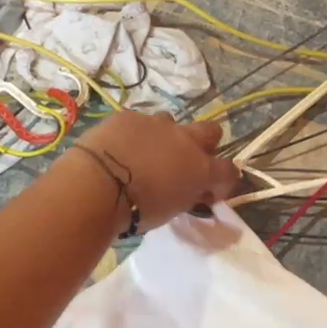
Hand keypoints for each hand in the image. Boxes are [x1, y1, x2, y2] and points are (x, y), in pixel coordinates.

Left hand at [65, 111, 239, 232]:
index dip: (224, 181)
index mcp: (200, 168)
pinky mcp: (129, 116)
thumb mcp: (171, 211)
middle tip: (187, 161)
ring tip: (147, 153)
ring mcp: (157, 124)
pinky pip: (139, 122)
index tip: (211, 193)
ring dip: (166, 136)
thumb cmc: (137, 209)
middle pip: (210, 131)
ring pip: (172, 122)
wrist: (98, 184)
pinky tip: (119, 147)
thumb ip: (188, 196)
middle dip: (205, 144)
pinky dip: (135, 134)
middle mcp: (185, 140)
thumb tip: (194, 192)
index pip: (228, 170)